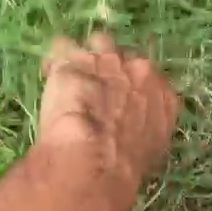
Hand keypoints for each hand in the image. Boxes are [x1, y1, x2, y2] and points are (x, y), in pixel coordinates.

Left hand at [35, 34, 179, 210]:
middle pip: (125, 56)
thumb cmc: (124, 168)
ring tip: (71, 76)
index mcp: (163, 95)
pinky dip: (55, 60)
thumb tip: (134, 135)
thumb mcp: (148, 152)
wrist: (97, 159)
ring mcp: (107, 60)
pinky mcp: (73, 59)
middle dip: (110, 68)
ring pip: (98, 42)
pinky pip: (63, 47)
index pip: (150, 79)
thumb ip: (144, 130)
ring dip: (86, 56)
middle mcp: (140, 71)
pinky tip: (48, 74)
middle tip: (93, 89)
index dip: (131, 87)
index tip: (119, 99)